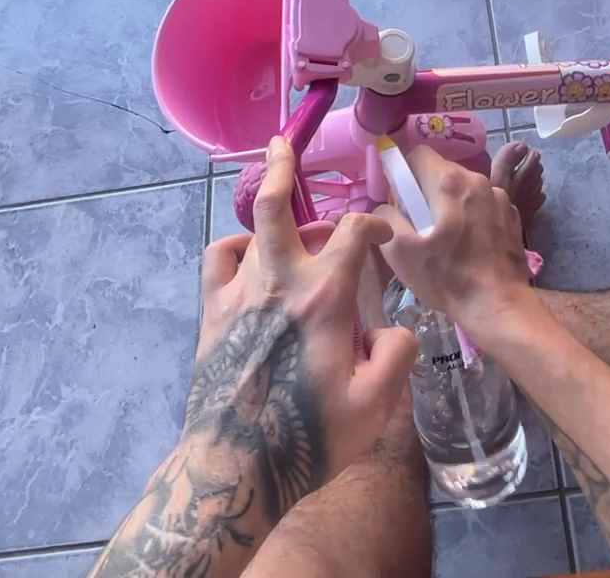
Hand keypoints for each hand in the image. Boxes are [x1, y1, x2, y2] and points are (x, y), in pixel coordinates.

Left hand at [183, 136, 416, 515]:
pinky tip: (248, 256)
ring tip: (277, 201)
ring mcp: (240, 293)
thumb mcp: (376, 404)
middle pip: (276, 206)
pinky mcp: (212, 312)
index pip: (355, 233)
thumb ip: (397, 354)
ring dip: (268, 213)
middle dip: (282, 166)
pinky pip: (217, 260)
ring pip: (248, 230)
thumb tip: (392, 328)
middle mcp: (280, 280)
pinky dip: (234, 247)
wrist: (236, 467)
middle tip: (284, 141)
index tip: (384, 236)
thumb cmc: (310, 436)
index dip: (374, 225)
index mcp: (325, 296)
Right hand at [375, 144, 537, 332]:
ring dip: (451, 202)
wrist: (499, 303)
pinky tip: (470, 243)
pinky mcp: (512, 213)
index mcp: (448, 182)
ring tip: (446, 236)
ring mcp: (499, 195)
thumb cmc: (446, 277)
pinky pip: (483, 202)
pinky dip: (472, 214)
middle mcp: (477, 179)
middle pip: (442, 170)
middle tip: (419, 222)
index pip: (418, 154)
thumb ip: (385, 217)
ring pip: (464, 187)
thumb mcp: (400, 251)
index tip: (400, 198)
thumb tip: (385, 205)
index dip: (404, 172)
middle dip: (426, 190)